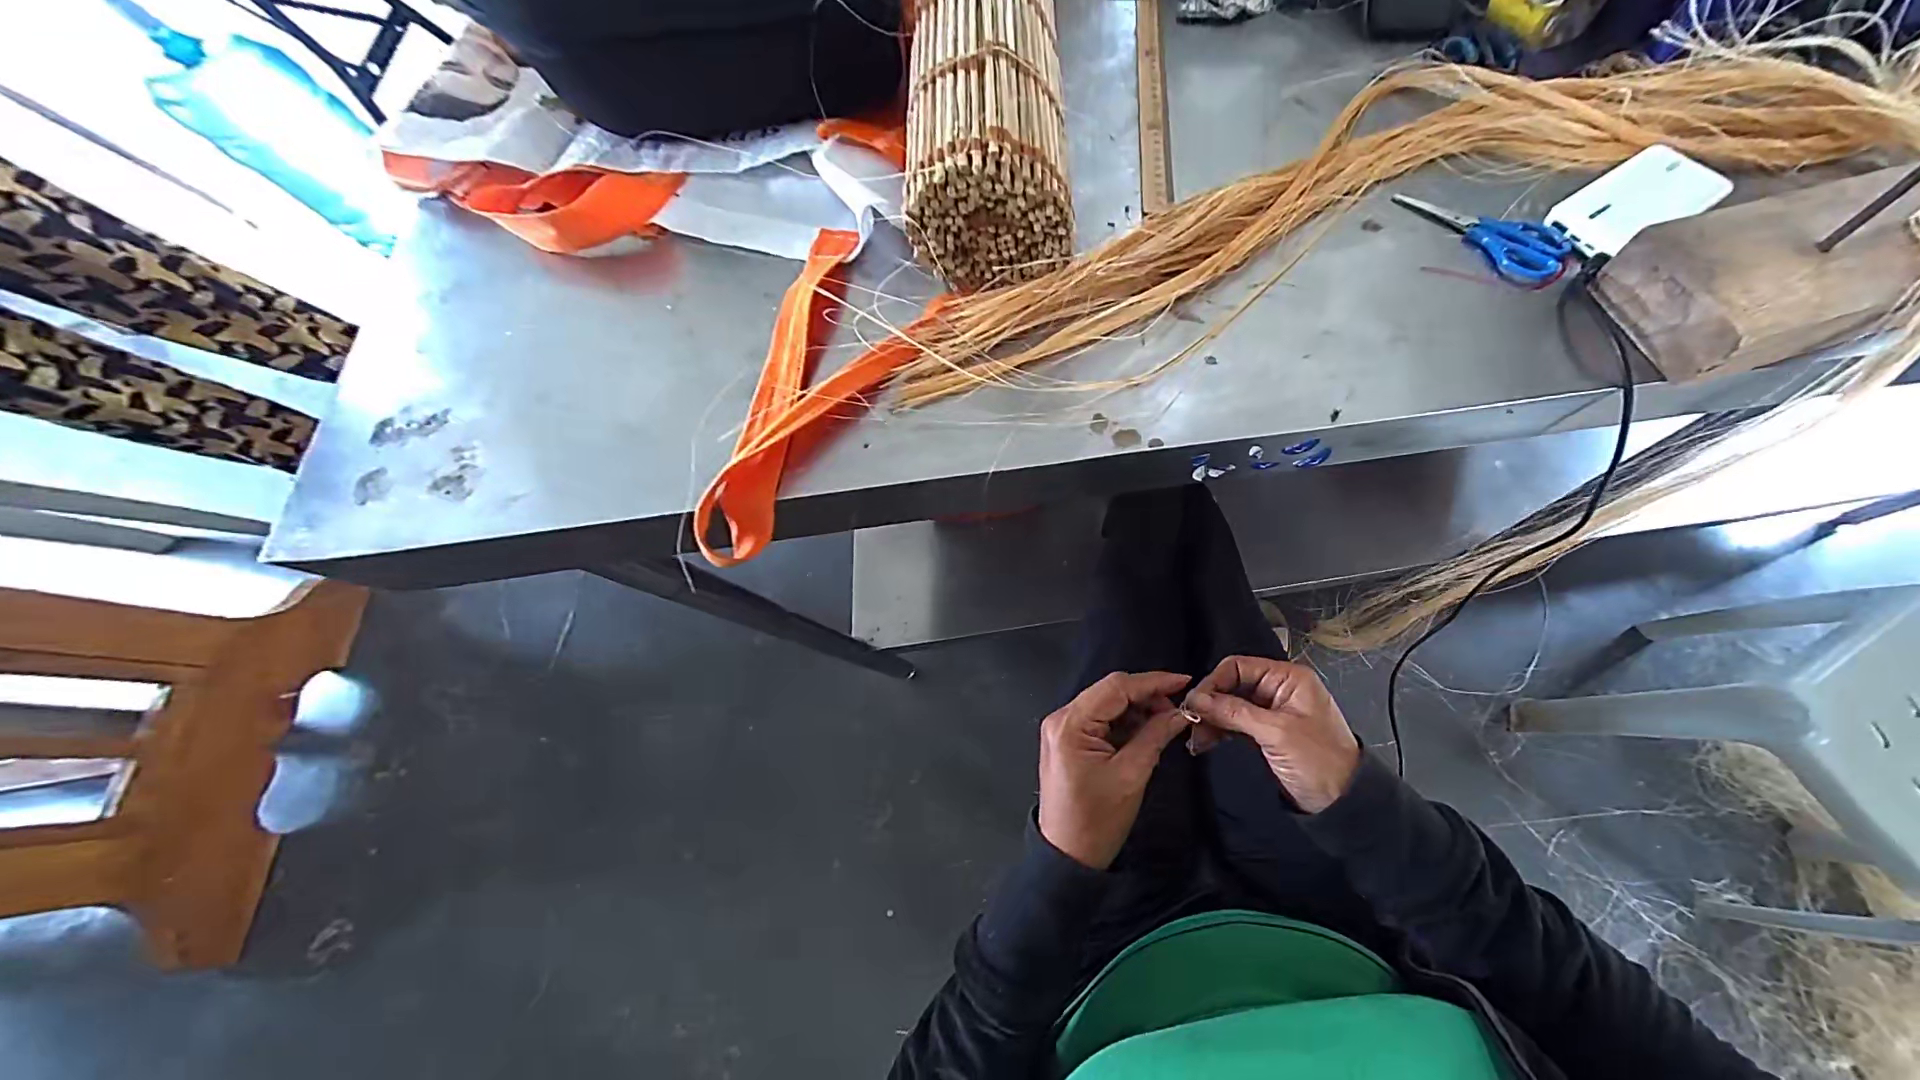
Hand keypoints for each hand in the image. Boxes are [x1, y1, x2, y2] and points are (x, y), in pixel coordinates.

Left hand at [1037, 671, 1192, 869]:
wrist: (1068, 854)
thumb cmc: (1097, 820)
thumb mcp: (1132, 775)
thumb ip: (1155, 735)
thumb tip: (1180, 712)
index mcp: (1070, 724)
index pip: (1115, 687)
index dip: (1152, 682)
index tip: (1184, 681)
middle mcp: (1061, 718)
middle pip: (1109, 691)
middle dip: (1145, 696)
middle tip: (1177, 709)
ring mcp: (1061, 728)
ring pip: (1105, 703)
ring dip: (1136, 708)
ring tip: (1164, 722)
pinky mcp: (1067, 739)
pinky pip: (1099, 719)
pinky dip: (1123, 721)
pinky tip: (1145, 730)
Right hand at [1182, 656, 1360, 812]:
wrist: (1345, 805)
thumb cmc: (1318, 761)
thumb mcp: (1275, 733)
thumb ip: (1233, 712)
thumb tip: (1195, 699)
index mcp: (1287, 678)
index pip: (1237, 667)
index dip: (1213, 683)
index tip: (1194, 704)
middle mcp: (1276, 689)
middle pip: (1229, 685)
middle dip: (1208, 704)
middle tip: (1190, 724)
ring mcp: (1269, 711)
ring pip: (1227, 706)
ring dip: (1209, 720)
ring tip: (1196, 740)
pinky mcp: (1263, 732)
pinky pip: (1233, 723)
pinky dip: (1217, 731)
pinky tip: (1203, 743)